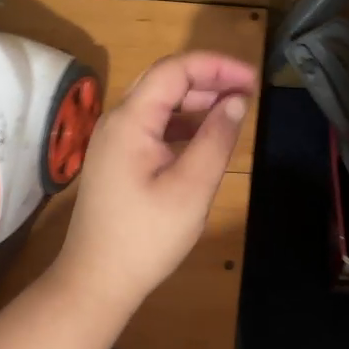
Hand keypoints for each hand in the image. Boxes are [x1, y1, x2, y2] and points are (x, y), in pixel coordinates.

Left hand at [52, 52, 256, 316]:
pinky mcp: (118, 159)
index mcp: (131, 121)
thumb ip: (216, 139)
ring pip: (161, 102)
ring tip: (236, 109)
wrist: (95, 282)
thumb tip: (237, 101)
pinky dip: (185, 121)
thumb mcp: (191, 188)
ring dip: (199, 99)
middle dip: (210, 78)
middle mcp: (118, 121)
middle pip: (166, 80)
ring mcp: (115, 140)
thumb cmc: (146, 237)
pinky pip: (155, 124)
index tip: (253, 79)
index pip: (175, 70)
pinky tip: (208, 135)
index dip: (217, 66)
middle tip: (250, 91)